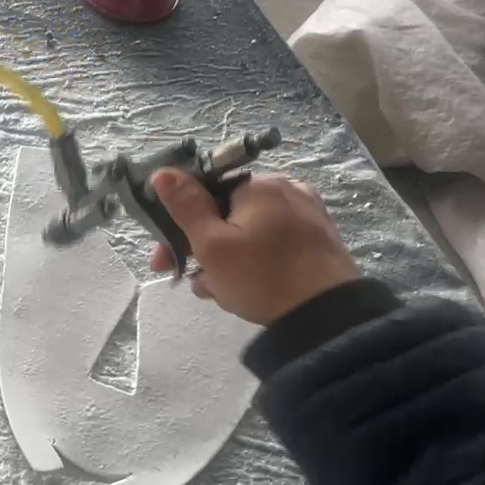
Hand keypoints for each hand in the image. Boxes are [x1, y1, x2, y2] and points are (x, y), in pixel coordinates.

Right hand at [147, 169, 360, 325]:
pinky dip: (248, 259)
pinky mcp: (315, 237)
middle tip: (183, 275)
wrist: (321, 311)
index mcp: (259, 186)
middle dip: (198, 245)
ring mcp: (305, 213)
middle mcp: (287, 190)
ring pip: (245, 231)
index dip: (178, 222)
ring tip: (214, 288)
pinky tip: (239, 284)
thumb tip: (162, 173)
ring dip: (221, 258)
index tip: (163, 254)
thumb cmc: (258, 276)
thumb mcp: (211, 244)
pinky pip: (268, 242)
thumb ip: (186, 207)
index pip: (206, 193)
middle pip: (225, 213)